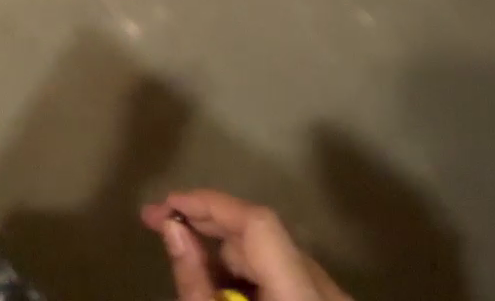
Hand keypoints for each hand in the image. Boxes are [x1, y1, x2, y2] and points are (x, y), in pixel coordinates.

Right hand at [142, 191, 349, 300]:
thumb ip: (194, 279)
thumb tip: (172, 226)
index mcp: (300, 293)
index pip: (256, 222)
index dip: (208, 203)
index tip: (166, 204)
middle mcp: (328, 290)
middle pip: (263, 236)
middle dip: (209, 225)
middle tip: (158, 223)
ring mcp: (336, 299)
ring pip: (273, 255)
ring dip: (227, 251)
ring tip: (188, 261)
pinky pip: (287, 275)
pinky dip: (251, 272)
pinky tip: (223, 284)